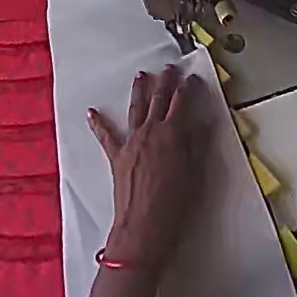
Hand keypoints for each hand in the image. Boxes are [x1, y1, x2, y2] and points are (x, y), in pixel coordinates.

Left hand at [88, 64, 204, 274]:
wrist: (144, 228)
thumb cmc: (175, 204)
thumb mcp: (195, 172)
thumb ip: (197, 144)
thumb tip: (204, 121)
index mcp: (172, 133)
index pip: (182, 102)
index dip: (188, 88)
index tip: (193, 79)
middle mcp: (150, 131)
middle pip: (159, 99)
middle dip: (165, 82)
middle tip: (169, 68)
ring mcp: (131, 141)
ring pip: (135, 108)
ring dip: (139, 91)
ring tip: (140, 76)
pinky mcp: (117, 156)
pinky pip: (106, 136)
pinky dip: (98, 123)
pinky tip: (92, 112)